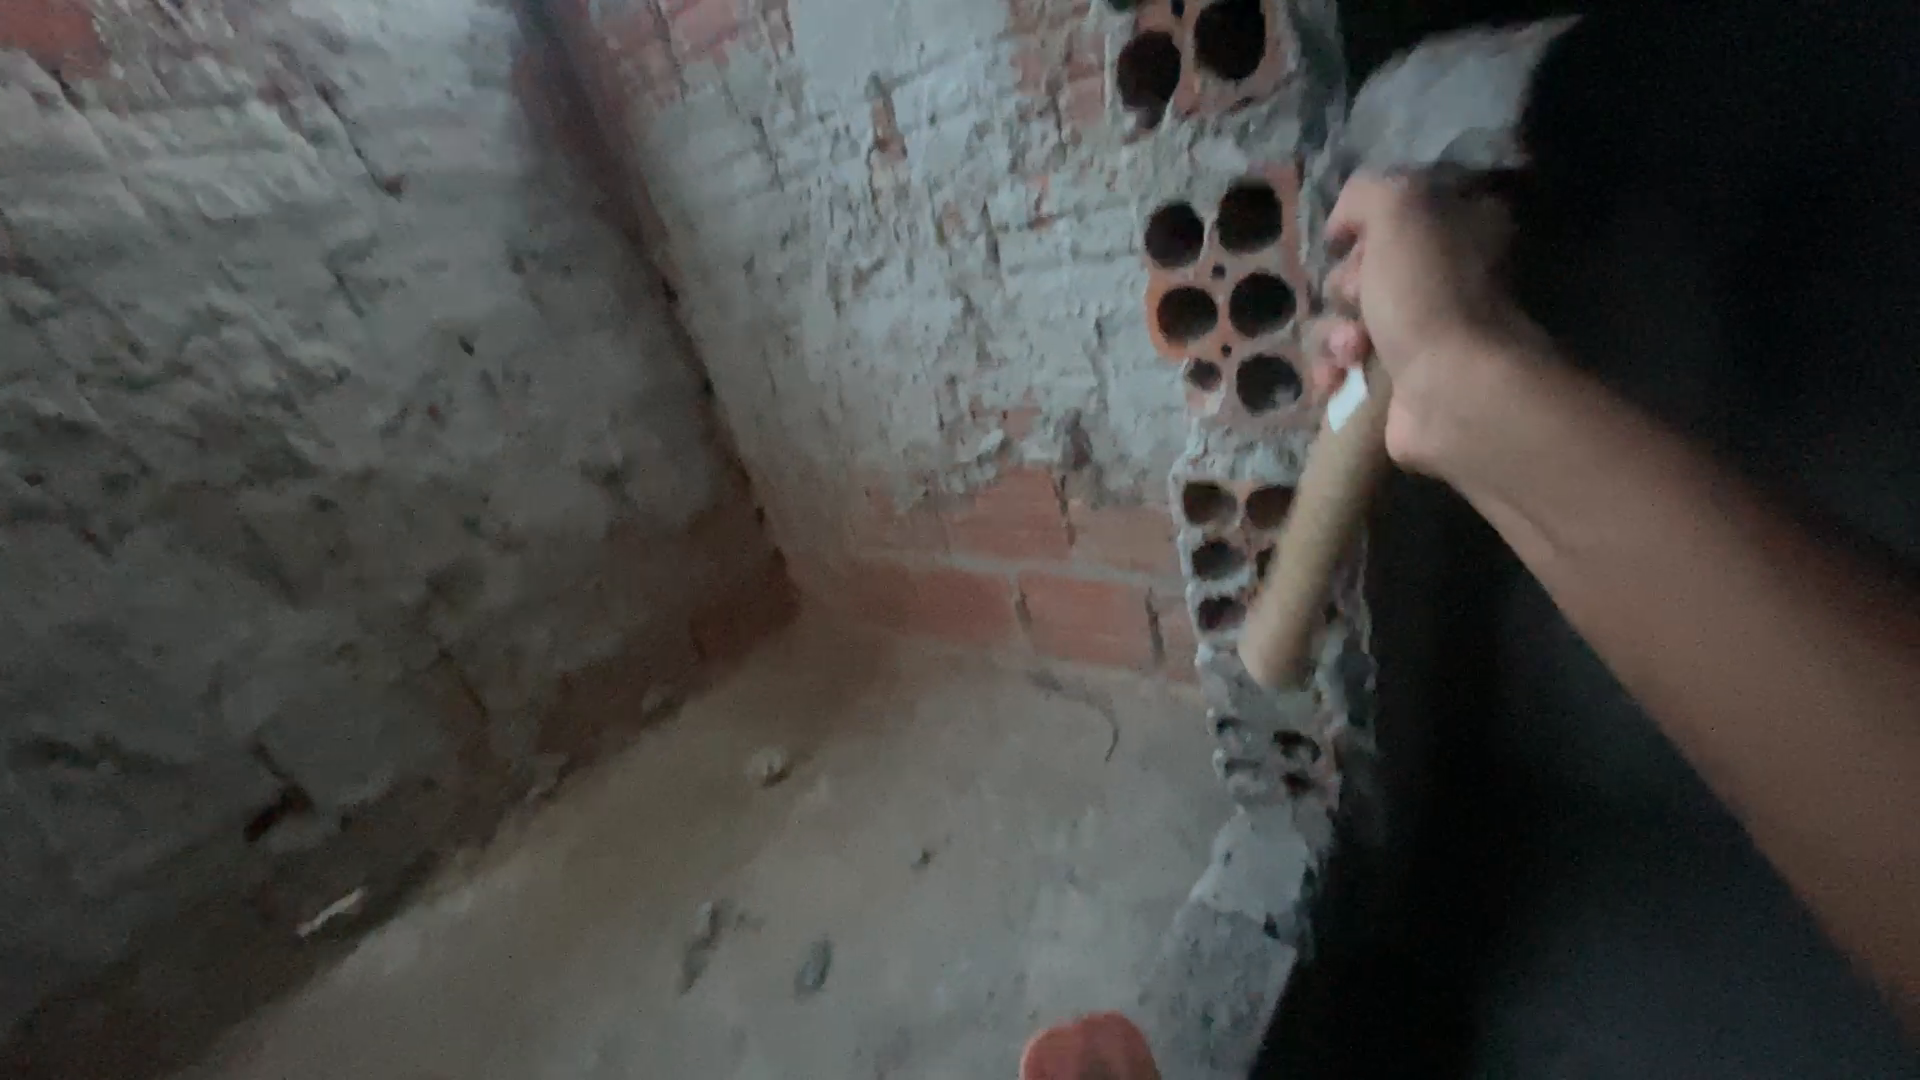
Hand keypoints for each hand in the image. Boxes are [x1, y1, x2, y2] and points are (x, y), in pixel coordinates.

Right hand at [1304, 171, 1537, 471]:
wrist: (1449, 387)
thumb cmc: (1428, 292)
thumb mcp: (1399, 207)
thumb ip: (1365, 193)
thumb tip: (1341, 225)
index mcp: (1458, 228)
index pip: (1390, 217)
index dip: (1362, 232)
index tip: (1354, 247)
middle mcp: (1442, 277)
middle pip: (1359, 272)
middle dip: (1345, 289)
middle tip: (1359, 300)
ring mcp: (1419, 332)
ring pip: (1344, 321)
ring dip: (1333, 336)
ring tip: (1352, 351)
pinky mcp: (1394, 379)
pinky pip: (1341, 366)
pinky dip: (1332, 371)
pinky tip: (1337, 379)